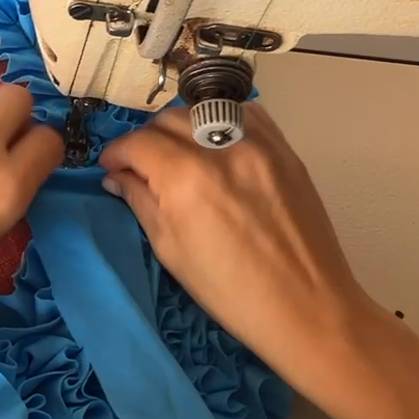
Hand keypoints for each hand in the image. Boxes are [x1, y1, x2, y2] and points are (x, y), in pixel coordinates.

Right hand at [99, 102, 373, 374]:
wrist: (307, 307)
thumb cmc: (229, 290)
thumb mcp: (170, 249)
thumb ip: (140, 201)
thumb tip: (117, 177)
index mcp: (187, 178)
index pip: (137, 143)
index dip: (116, 154)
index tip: (110, 169)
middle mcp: (221, 148)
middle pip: (166, 120)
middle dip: (144, 140)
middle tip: (141, 166)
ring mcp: (259, 144)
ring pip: (203, 110)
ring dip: (180, 127)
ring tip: (177, 154)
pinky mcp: (285, 149)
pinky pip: (245, 113)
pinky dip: (221, 120)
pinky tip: (215, 144)